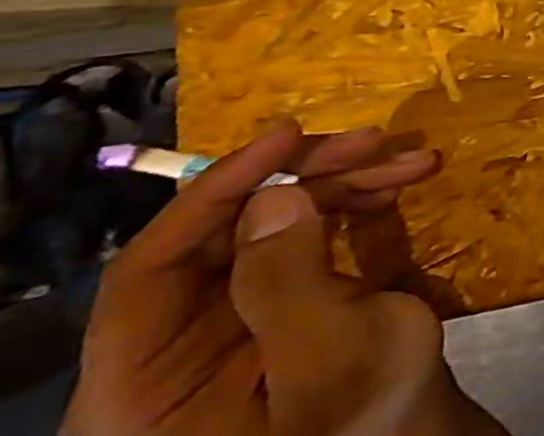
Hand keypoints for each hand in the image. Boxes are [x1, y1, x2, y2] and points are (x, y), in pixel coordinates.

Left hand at [62, 121, 505, 435]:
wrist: (408, 430)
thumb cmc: (367, 413)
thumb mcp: (331, 357)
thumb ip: (287, 283)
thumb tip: (273, 194)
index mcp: (135, 392)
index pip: (147, 272)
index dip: (213, 195)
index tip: (286, 137)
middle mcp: (165, 347)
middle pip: (217, 236)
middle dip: (301, 178)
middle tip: (370, 143)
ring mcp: (223, 319)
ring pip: (264, 224)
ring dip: (340, 182)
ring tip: (408, 161)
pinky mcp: (272, 298)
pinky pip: (297, 233)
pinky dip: (350, 201)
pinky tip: (395, 184)